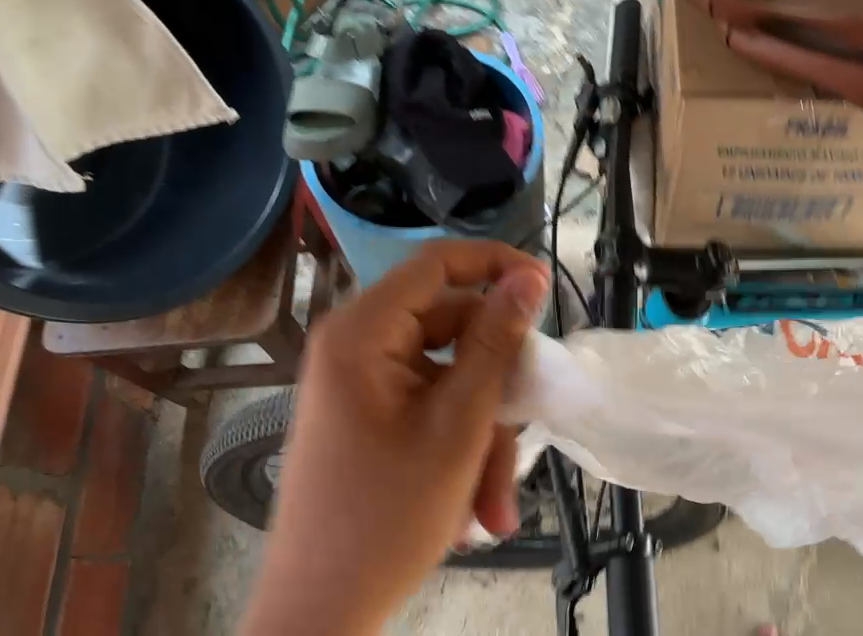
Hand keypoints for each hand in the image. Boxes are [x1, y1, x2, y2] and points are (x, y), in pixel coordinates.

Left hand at [241, 240, 549, 635]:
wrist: (316, 619)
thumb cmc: (386, 519)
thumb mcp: (458, 425)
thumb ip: (496, 342)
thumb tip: (528, 276)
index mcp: (361, 332)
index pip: (437, 263)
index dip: (496, 264)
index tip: (546, 289)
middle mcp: (355, 346)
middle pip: (450, 328)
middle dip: (495, 385)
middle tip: (526, 427)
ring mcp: (359, 383)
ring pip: (447, 375)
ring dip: (481, 430)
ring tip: (495, 502)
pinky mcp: (366, 415)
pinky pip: (428, 405)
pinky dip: (458, 443)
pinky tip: (475, 505)